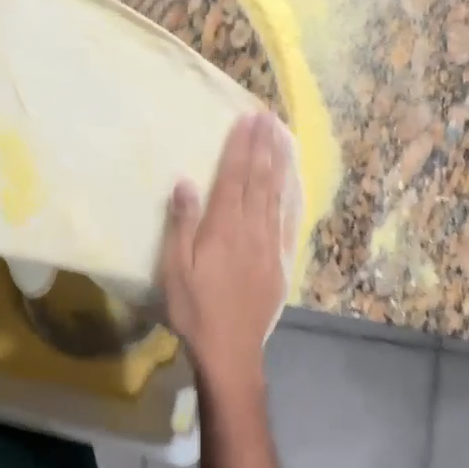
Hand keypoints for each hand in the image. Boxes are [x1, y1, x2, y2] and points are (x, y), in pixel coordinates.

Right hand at [158, 111, 299, 389]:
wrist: (230, 351)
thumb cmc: (194, 308)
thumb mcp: (174, 268)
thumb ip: (182, 224)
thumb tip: (185, 182)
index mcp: (223, 229)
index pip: (233, 178)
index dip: (240, 147)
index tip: (246, 120)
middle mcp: (251, 230)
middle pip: (259, 180)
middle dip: (262, 146)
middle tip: (267, 117)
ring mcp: (270, 246)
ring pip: (277, 195)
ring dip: (279, 163)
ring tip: (282, 136)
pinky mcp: (281, 262)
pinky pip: (289, 221)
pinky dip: (292, 196)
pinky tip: (294, 182)